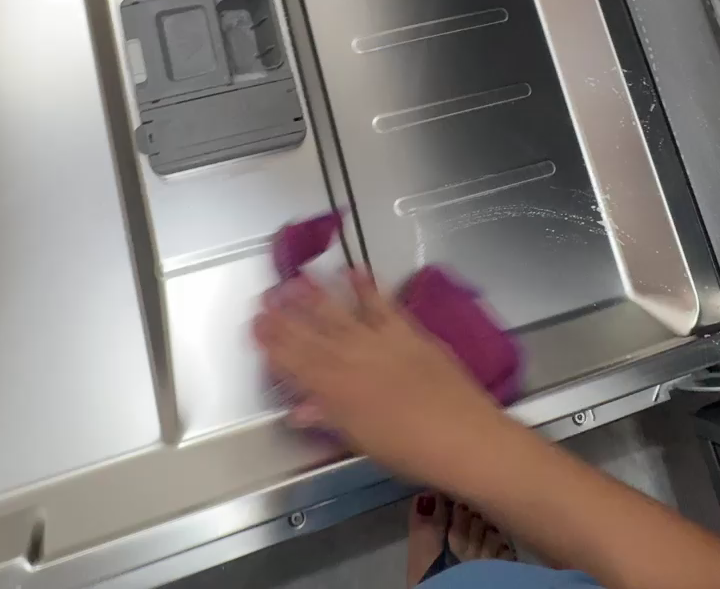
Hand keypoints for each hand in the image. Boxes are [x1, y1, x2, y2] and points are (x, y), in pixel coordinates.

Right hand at [252, 270, 520, 485]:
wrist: (464, 435)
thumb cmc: (410, 450)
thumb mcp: (361, 440)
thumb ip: (328, 417)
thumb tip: (298, 407)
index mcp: (337, 389)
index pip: (296, 361)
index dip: (273, 343)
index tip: (256, 325)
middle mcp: (354, 358)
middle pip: (312, 333)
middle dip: (286, 314)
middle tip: (266, 295)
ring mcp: (381, 339)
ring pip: (340, 312)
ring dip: (316, 294)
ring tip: (296, 277)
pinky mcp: (407, 330)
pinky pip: (381, 303)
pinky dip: (366, 286)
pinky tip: (353, 270)